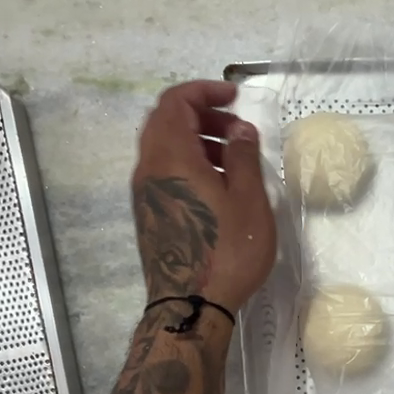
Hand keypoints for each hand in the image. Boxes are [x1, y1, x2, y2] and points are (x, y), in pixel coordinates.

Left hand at [131, 81, 277, 311]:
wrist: (191, 303)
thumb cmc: (227, 250)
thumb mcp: (249, 201)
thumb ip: (244, 157)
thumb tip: (240, 129)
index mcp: (171, 155)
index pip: (176, 102)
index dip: (205, 91)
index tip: (235, 97)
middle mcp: (149, 167)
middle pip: (166, 121)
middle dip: (201, 115)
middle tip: (237, 128)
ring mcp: (144, 192)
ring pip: (164, 148)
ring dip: (196, 141)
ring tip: (233, 160)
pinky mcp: (148, 214)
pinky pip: (165, 172)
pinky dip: (189, 164)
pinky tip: (217, 188)